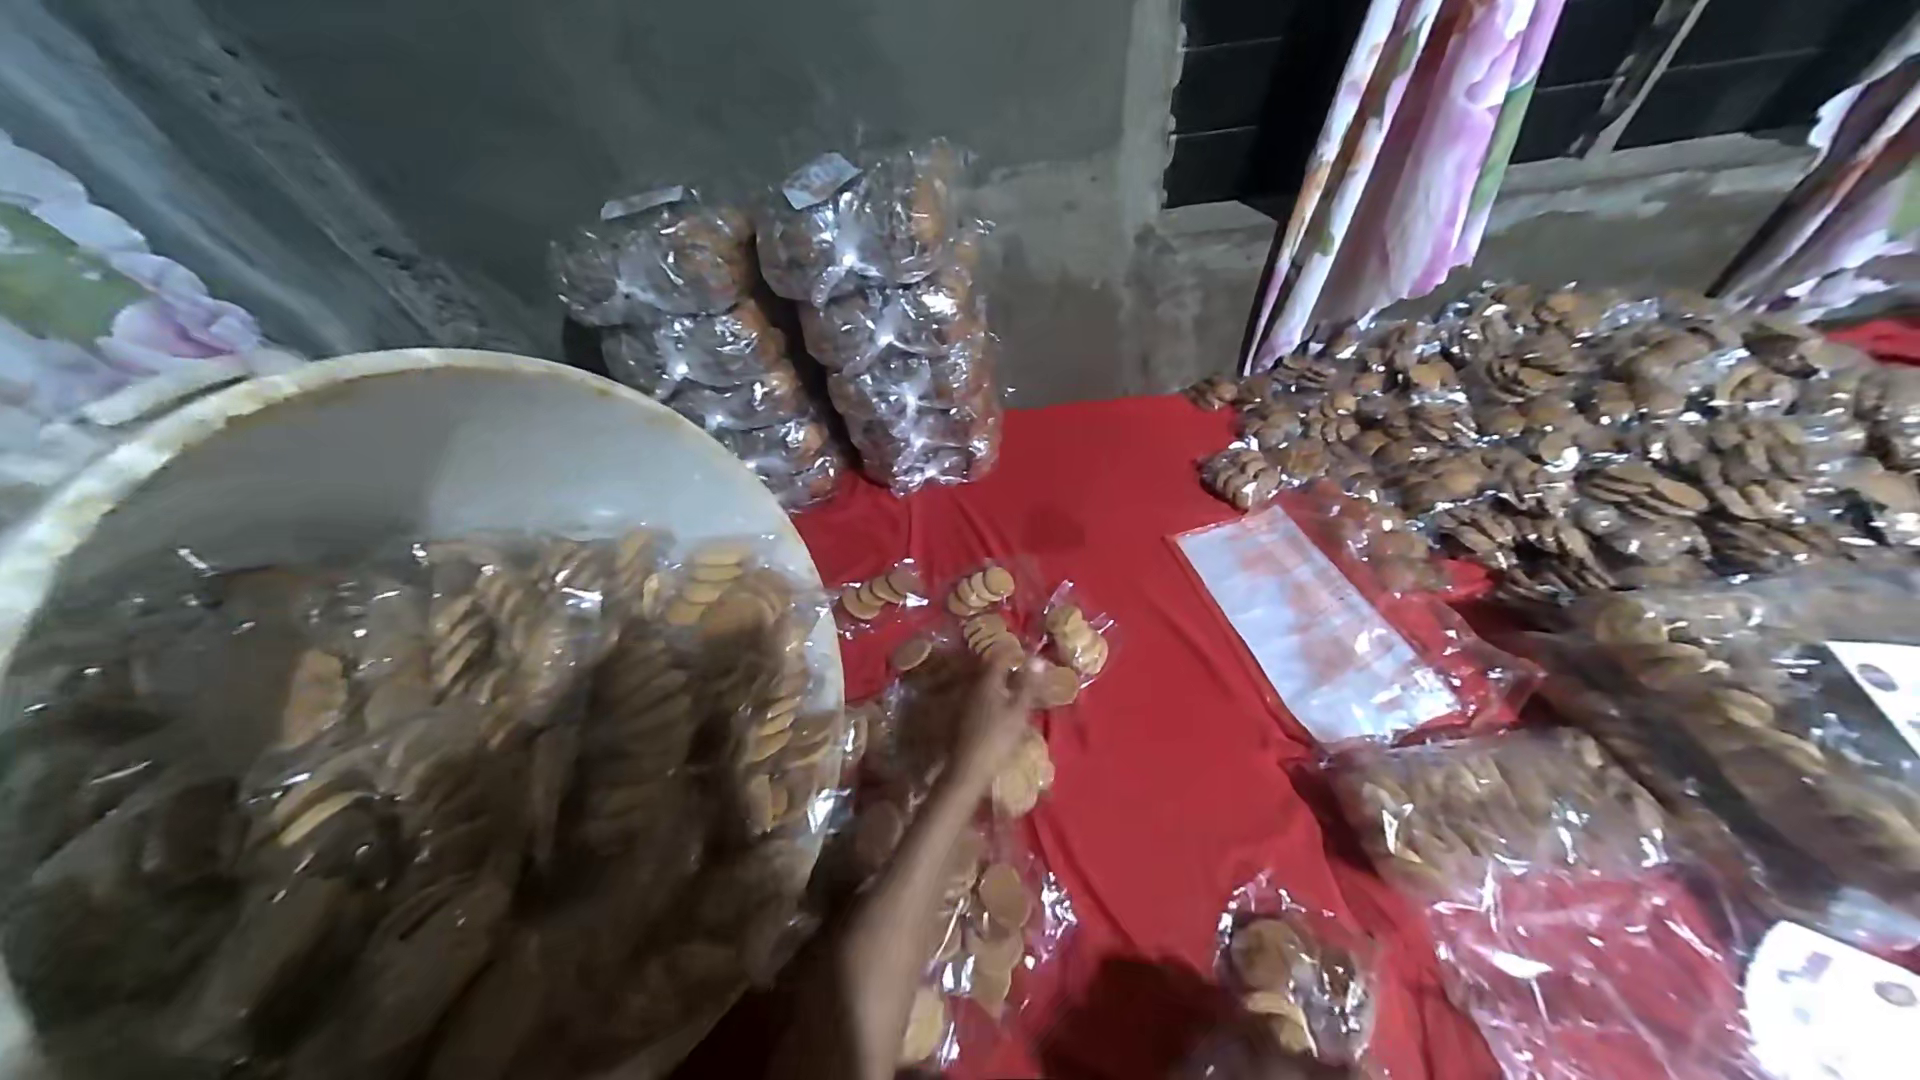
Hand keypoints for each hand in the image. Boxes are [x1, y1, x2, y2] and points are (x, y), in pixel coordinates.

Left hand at [948, 659, 1042, 788]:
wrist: (969, 768)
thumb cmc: (998, 737)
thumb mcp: (1018, 711)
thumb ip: (1028, 685)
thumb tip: (1037, 660)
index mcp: (986, 681)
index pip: (999, 657)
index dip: (1014, 652)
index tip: (1028, 653)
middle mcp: (974, 687)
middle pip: (991, 670)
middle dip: (1009, 667)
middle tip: (1027, 670)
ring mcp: (967, 702)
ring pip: (987, 685)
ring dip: (1003, 683)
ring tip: (1021, 688)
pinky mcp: (966, 717)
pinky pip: (984, 697)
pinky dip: (997, 696)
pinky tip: (1006, 707)